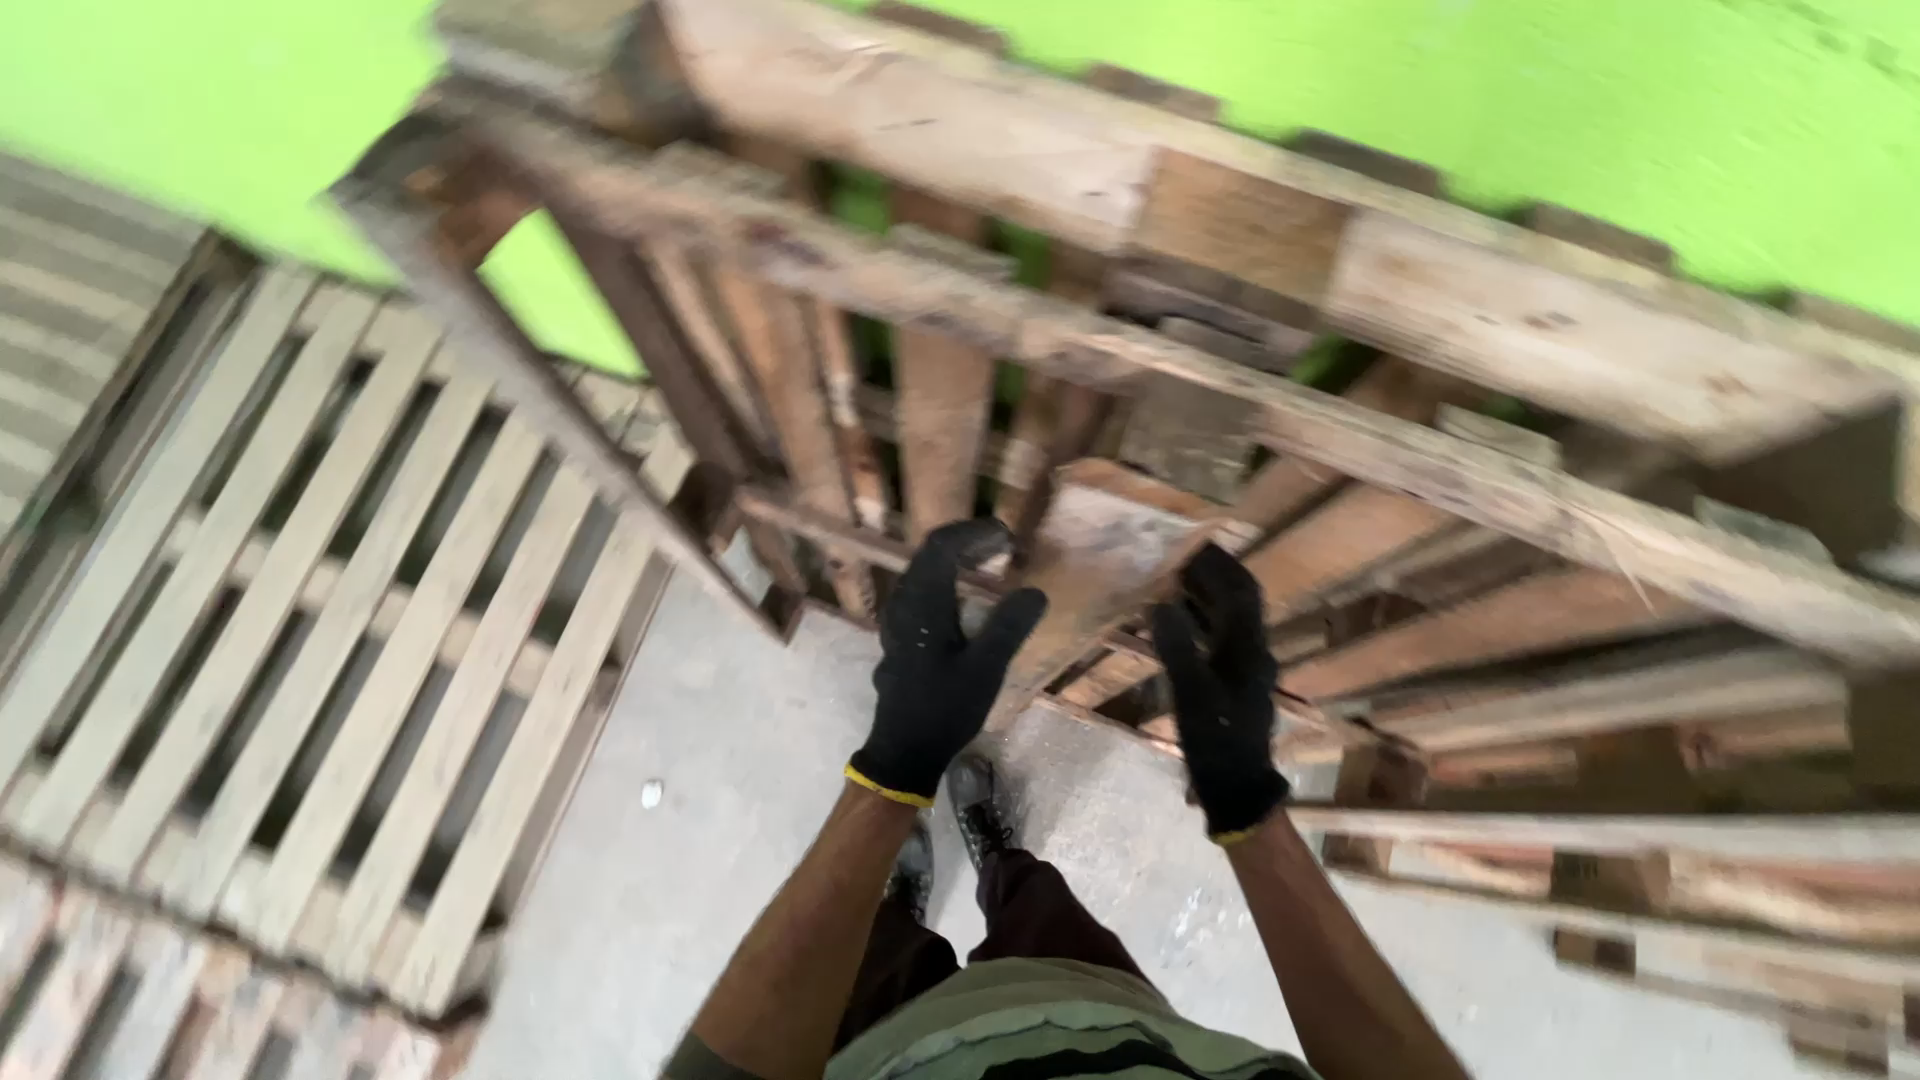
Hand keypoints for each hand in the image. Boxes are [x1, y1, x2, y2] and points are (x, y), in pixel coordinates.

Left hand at [846, 519, 1047, 806]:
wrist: (903, 749)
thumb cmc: (944, 708)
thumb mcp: (985, 669)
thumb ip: (1009, 626)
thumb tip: (1035, 591)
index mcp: (922, 603)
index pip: (942, 545)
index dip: (974, 532)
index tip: (1007, 536)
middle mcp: (903, 603)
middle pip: (931, 554)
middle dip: (968, 542)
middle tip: (1004, 546)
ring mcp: (897, 620)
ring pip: (924, 573)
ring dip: (956, 561)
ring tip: (990, 564)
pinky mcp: (899, 636)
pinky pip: (921, 591)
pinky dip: (947, 581)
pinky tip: (966, 599)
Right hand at [1151, 543, 1288, 842]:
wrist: (1235, 786)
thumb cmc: (1216, 737)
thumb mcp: (1190, 691)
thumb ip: (1175, 645)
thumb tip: (1160, 602)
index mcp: (1249, 649)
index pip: (1243, 592)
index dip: (1223, 564)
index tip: (1198, 542)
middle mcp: (1252, 652)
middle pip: (1237, 602)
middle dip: (1211, 576)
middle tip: (1178, 556)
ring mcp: (1243, 669)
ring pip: (1226, 621)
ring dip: (1204, 597)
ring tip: (1171, 579)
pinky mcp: (1230, 684)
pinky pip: (1216, 640)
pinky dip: (1197, 622)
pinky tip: (1173, 622)